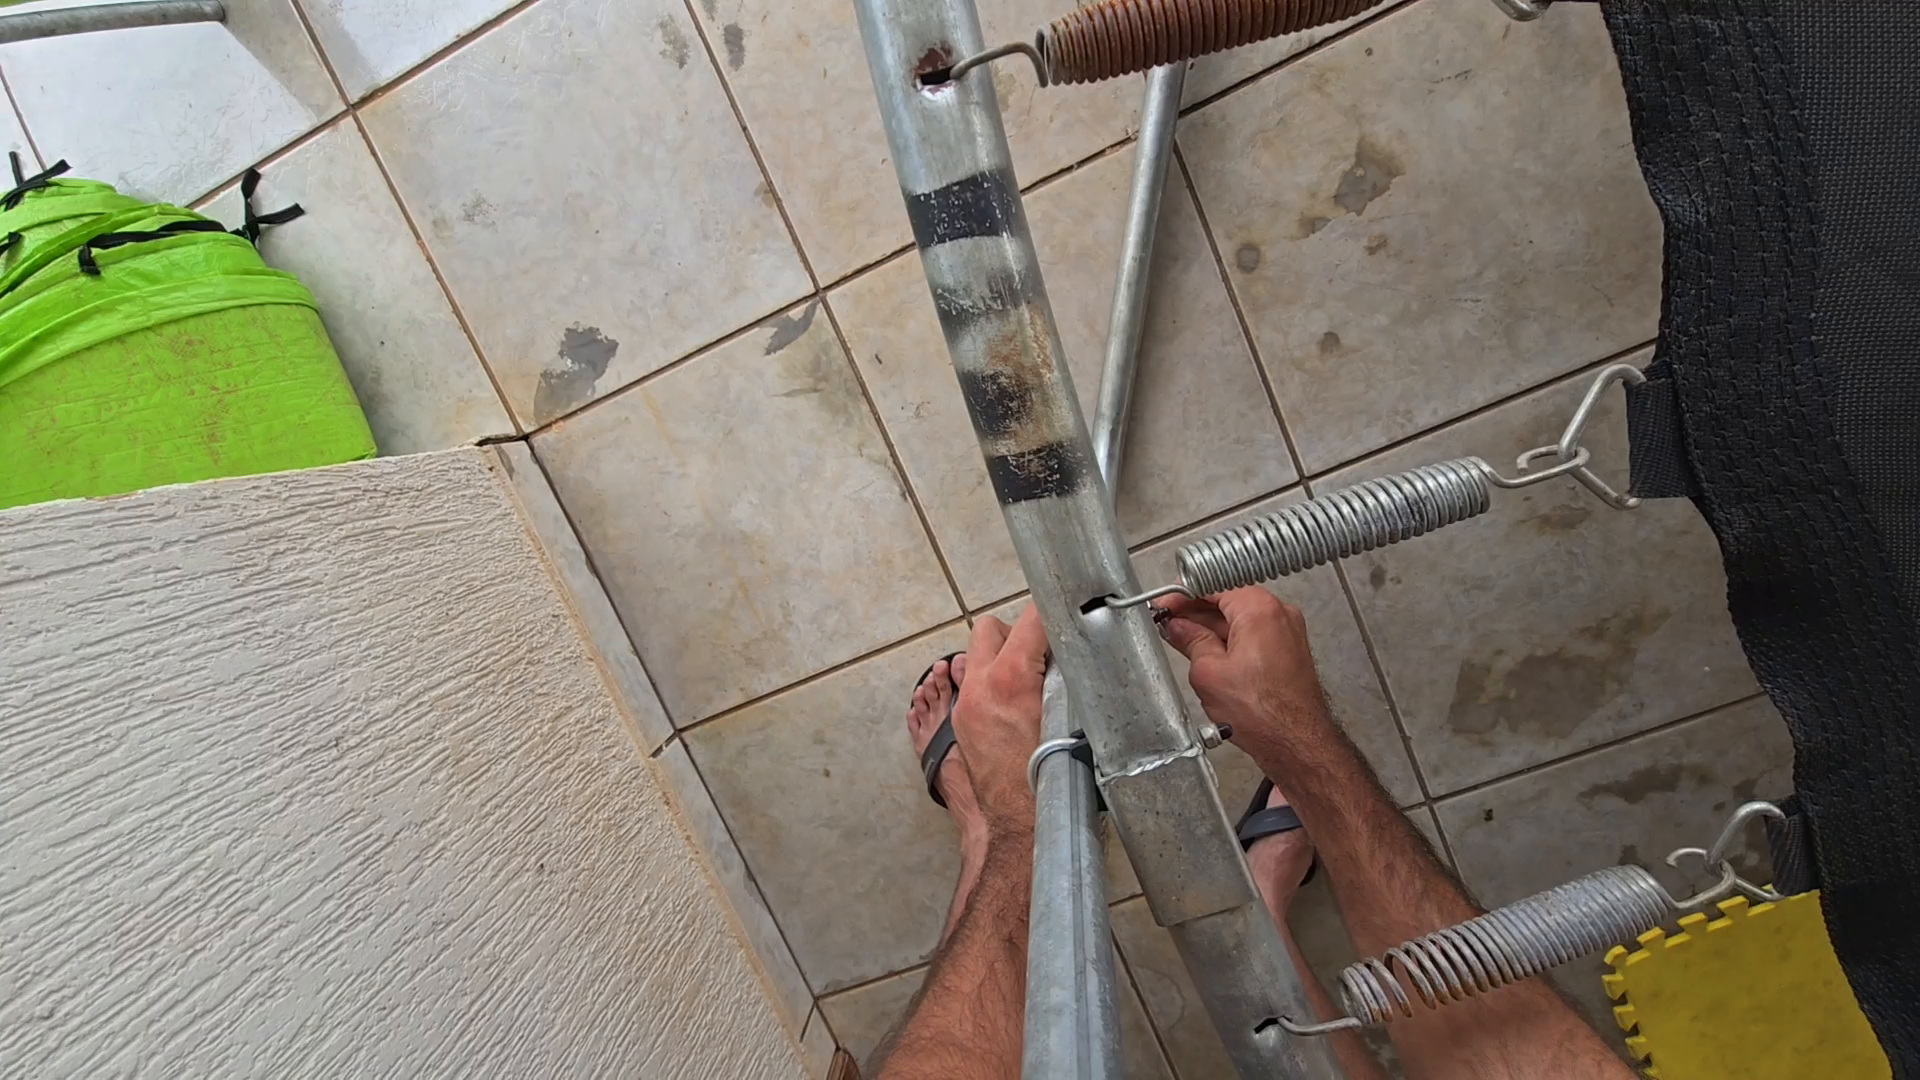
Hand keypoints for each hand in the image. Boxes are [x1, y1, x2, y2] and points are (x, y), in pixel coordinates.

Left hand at [952, 606, 1048, 839]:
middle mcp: (979, 685)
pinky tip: (1016, 703)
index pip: (1030, 619)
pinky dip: (991, 681)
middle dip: (1018, 633)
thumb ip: (1068, 677)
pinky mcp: (960, 721)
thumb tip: (1070, 651)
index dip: (1052, 615)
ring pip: (976, 654)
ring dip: (1001, 657)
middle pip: (990, 628)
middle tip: (1044, 653)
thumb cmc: (1054, 779)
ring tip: (1030, 679)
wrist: (1022, 825)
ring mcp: (964, 703)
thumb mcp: (1074, 719)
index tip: (1065, 619)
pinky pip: (972, 683)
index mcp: (1010, 680)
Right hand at [1156, 588, 1338, 768]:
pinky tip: (1205, 652)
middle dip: (1195, 612)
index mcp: (1259, 609)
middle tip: (1167, 622)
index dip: (1184, 595)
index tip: (1165, 604)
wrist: (1296, 744)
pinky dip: (1228, 640)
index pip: (1214, 586)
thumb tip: (1176, 627)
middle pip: (1228, 600)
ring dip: (1210, 627)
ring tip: (1180, 640)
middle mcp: (1278, 614)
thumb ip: (1190, 640)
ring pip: (1239, 619)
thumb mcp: (1208, 671)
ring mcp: (1286, 633)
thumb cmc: (1261, 711)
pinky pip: (1252, 635)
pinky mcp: (1288, 652)